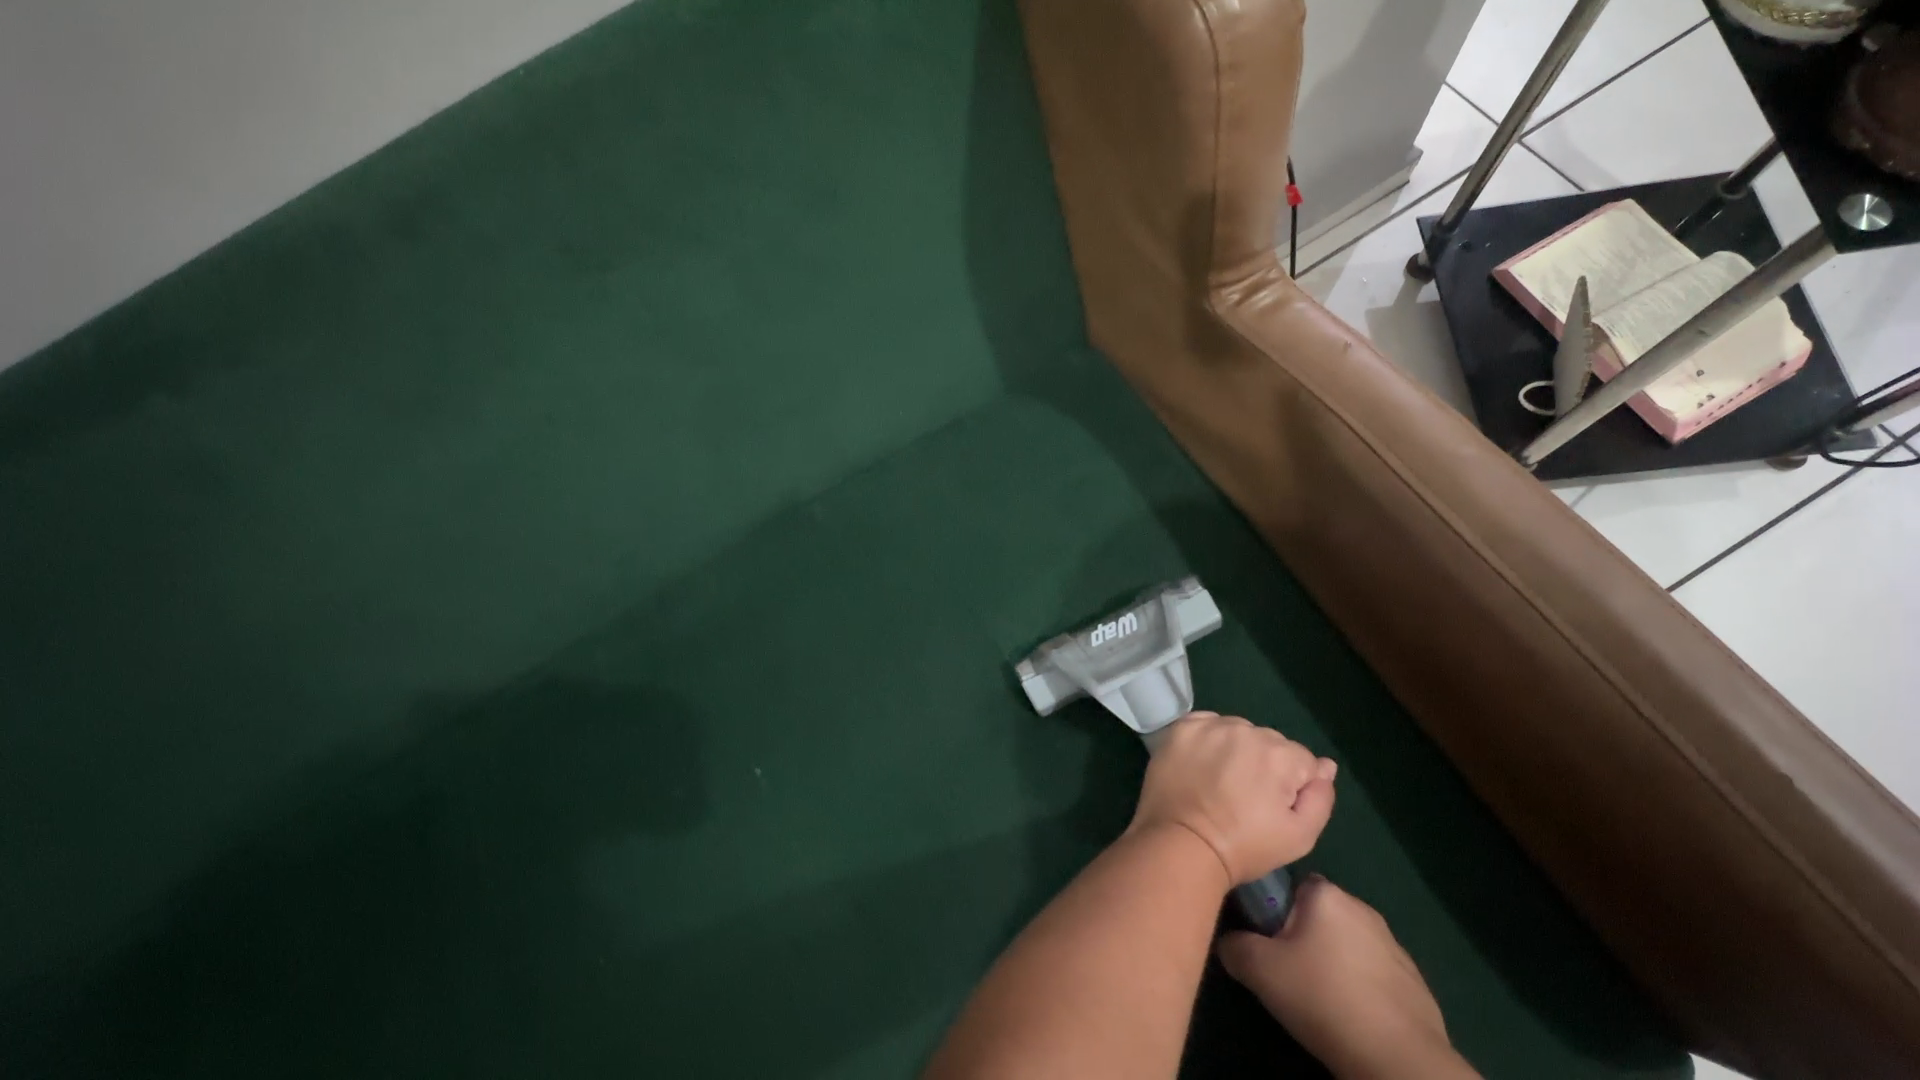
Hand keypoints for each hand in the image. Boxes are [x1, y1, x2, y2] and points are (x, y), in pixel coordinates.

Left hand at [1128, 712, 1335, 886]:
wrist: (1180, 845)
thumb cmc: (1244, 847)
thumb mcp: (1300, 836)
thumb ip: (1320, 797)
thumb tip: (1326, 766)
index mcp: (1280, 754)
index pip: (1302, 761)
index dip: (1292, 787)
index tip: (1270, 808)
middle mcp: (1247, 731)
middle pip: (1270, 743)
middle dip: (1264, 765)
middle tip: (1244, 797)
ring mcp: (1210, 726)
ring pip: (1238, 732)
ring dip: (1236, 749)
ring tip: (1221, 781)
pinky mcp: (1181, 729)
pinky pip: (1206, 725)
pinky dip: (1208, 740)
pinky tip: (1201, 763)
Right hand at [1218, 876, 1478, 1079]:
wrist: (1396, 1055)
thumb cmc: (1321, 997)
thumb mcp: (1257, 969)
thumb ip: (1233, 944)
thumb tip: (1231, 943)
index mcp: (1326, 894)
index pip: (1291, 886)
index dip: (1275, 912)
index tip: (1267, 942)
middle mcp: (1362, 908)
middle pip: (1319, 915)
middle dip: (1303, 938)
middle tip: (1285, 973)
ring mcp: (1393, 944)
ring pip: (1347, 944)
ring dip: (1332, 962)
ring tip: (1318, 999)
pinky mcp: (1413, 979)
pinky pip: (1372, 973)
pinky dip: (1358, 987)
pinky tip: (1349, 1015)